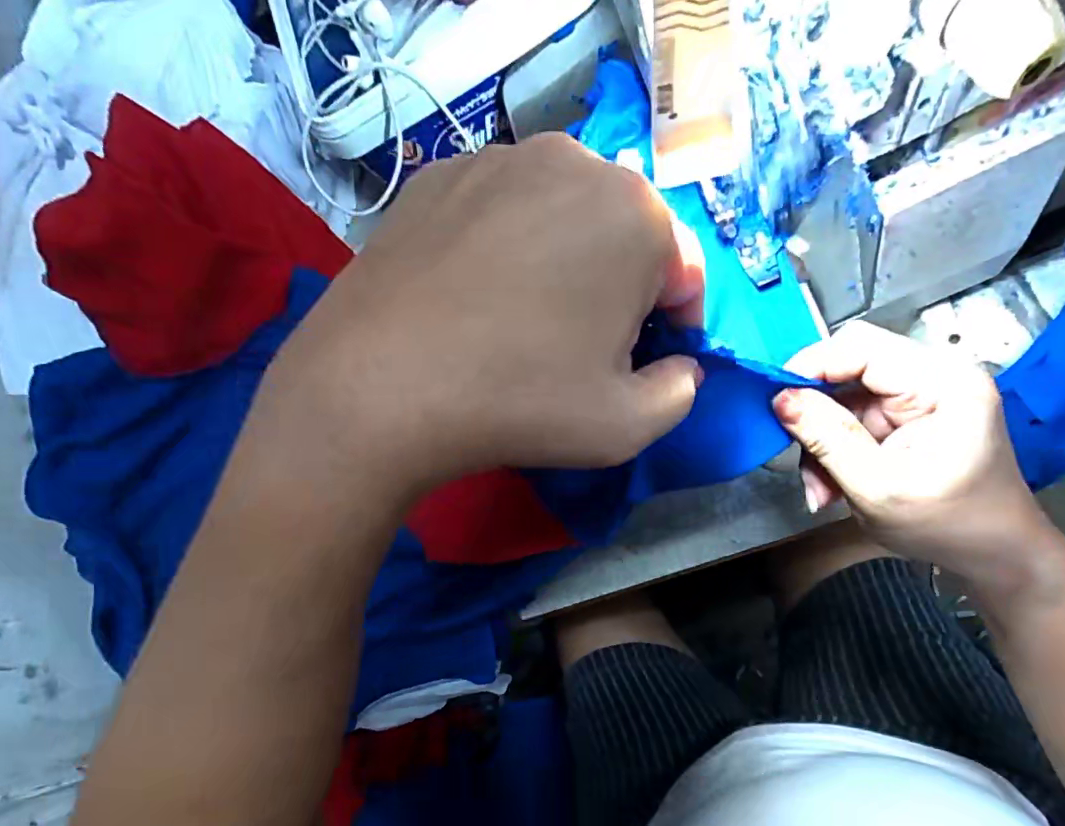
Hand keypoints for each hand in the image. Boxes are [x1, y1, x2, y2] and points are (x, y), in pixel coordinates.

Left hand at [263, 134, 706, 491]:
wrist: (379, 386)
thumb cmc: (522, 403)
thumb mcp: (629, 426)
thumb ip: (680, 393)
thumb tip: (681, 367)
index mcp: (637, 215)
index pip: (684, 270)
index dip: (672, 325)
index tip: (639, 363)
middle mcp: (574, 163)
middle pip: (624, 236)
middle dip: (620, 289)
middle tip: (581, 347)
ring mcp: (497, 159)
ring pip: (562, 216)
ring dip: (565, 263)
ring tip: (523, 322)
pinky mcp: (437, 175)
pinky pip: (500, 211)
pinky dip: (505, 248)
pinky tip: (475, 298)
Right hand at [771, 322, 1057, 580]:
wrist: (993, 553)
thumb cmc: (949, 526)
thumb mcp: (878, 488)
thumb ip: (828, 439)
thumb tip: (781, 399)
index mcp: (943, 381)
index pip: (860, 347)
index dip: (810, 368)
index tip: (775, 403)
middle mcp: (934, 375)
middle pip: (848, 371)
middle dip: (816, 417)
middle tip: (801, 461)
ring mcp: (920, 396)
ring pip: (844, 400)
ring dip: (823, 444)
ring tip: (823, 491)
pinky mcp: (908, 417)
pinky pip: (854, 421)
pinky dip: (836, 453)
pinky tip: (835, 487)